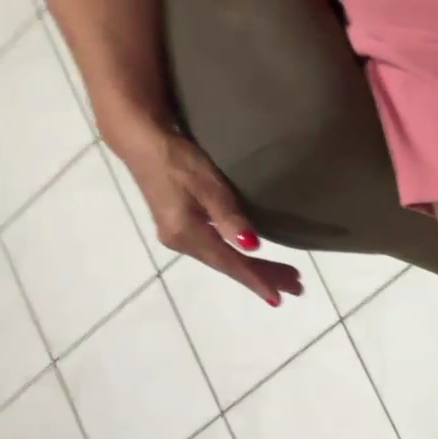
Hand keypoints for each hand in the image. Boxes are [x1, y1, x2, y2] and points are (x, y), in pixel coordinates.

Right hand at [116, 130, 302, 305]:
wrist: (140, 140)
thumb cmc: (177, 159)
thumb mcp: (207, 185)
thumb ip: (228, 216)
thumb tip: (251, 246)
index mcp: (186, 233)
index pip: (230, 263)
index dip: (257, 281)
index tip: (279, 299)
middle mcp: (180, 241)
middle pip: (229, 265)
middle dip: (264, 278)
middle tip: (297, 288)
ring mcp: (177, 235)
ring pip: (224, 260)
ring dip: (255, 271)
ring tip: (285, 281)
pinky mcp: (178, 228)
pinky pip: (216, 252)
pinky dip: (240, 261)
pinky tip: (254, 263)